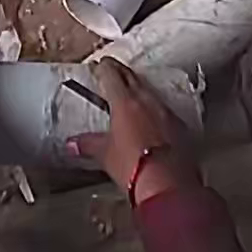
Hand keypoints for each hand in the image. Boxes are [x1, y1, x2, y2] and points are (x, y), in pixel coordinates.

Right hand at [67, 59, 199, 202]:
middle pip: (131, 77)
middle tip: (113, 69)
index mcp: (123, 101)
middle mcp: (145, 100)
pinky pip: (164, 109)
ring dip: (138, 88)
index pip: (112, 74)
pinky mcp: (180, 126)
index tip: (99, 65)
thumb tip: (71, 143)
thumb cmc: (133, 166)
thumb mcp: (105, 154)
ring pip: (149, 91)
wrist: (170, 187)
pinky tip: (151, 116)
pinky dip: (154, 108)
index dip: (104, 67)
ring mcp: (165, 112)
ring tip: (131, 91)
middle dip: (121, 71)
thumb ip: (88, 144)